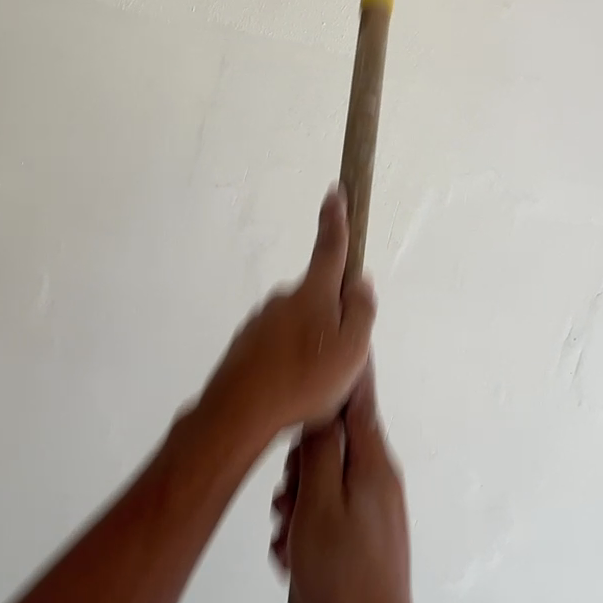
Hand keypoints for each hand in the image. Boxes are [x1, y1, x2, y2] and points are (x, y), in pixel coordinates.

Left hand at [200, 190, 376, 440]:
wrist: (241, 410)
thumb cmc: (306, 380)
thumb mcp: (353, 349)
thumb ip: (361, 312)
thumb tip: (359, 282)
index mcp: (314, 293)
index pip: (331, 248)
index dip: (337, 220)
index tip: (336, 191)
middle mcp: (284, 298)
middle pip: (318, 297)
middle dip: (333, 318)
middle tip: (341, 362)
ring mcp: (261, 320)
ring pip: (299, 326)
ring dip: (311, 346)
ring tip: (315, 386)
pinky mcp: (247, 344)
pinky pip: (279, 347)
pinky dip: (290, 361)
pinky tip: (292, 390)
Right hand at [272, 374, 421, 602]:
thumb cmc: (343, 580)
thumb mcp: (317, 502)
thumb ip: (319, 450)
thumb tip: (322, 410)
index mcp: (373, 466)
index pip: (359, 401)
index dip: (344, 375)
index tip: (341, 347)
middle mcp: (379, 484)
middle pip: (334, 447)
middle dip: (301, 465)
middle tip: (287, 496)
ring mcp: (375, 513)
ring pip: (326, 484)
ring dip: (299, 503)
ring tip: (288, 534)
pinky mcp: (367, 539)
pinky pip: (330, 516)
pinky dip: (308, 528)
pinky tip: (295, 554)